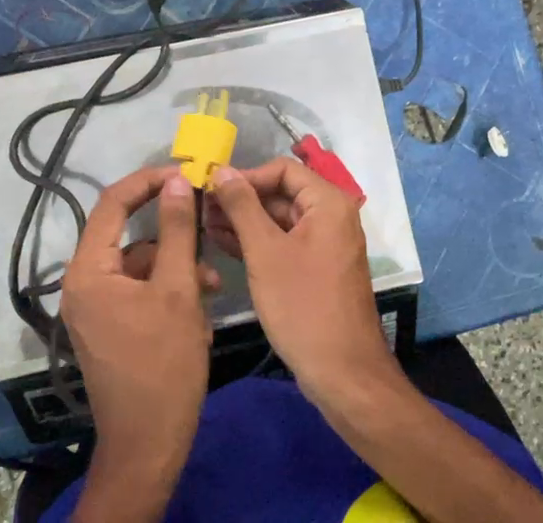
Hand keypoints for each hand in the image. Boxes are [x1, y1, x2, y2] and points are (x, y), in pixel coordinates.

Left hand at [60, 167, 209, 516]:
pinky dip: (169, 288)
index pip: (113, 203)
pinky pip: (139, 289)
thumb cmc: (163, 364)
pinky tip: (200, 303)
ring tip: (213, 281)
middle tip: (206, 215)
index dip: (149, 181)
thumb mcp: (178, 290)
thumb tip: (177, 181)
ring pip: (139, 263)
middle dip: (171, 228)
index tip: (186, 173)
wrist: (148, 442)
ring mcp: (95, 306)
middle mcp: (83, 282)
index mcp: (89, 270)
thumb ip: (178, 231)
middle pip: (126, 233)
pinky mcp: (110, 325)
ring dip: (177, 262)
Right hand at [209, 158, 397, 402]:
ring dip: (244, 221)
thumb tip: (222, 170)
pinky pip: (283, 243)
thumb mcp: (265, 253)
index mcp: (328, 203)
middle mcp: (331, 217)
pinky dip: (256, 242)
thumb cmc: (303, 305)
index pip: (283, 170)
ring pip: (279, 220)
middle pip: (281, 193)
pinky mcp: (315, 268)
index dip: (246, 176)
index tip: (211, 188)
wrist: (341, 372)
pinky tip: (222, 244)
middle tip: (200, 208)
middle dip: (241, 199)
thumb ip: (242, 207)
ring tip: (203, 225)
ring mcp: (324, 244)